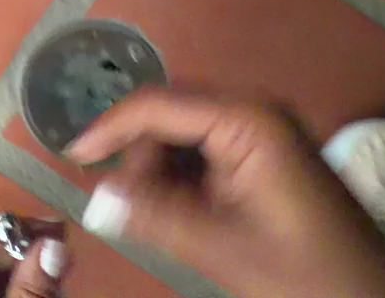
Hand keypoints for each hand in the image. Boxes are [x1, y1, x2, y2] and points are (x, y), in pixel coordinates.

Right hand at [66, 87, 384, 297]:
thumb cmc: (310, 279)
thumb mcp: (223, 249)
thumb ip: (154, 216)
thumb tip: (94, 199)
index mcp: (245, 118)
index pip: (157, 105)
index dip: (109, 128)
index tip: (73, 156)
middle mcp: (252, 108)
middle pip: (169, 113)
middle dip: (140, 154)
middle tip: (123, 200)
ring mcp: (263, 127)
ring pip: (184, 130)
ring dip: (161, 167)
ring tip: (156, 214)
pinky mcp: (267, 151)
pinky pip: (207, 147)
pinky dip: (185, 175)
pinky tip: (181, 209)